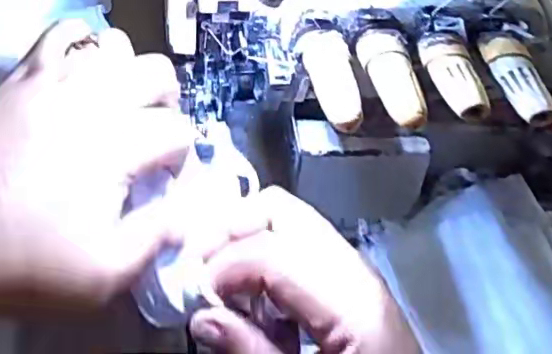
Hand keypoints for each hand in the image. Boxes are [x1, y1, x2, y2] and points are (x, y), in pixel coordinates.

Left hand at [0, 20, 193, 351]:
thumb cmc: (17, 260)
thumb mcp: (97, 275)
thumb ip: (153, 240)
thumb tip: (185, 214)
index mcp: (123, 140)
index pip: (179, 130)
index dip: (179, 156)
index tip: (162, 180)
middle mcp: (100, 95)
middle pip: (160, 72)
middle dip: (166, 101)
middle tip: (148, 132)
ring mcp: (60, 74)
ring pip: (118, 44)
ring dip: (127, 70)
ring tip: (113, 101)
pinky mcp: (26, 68)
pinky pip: (66, 30)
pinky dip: (80, 42)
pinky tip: (75, 70)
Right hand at [187, 186, 419, 353]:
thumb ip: (252, 353)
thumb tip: (203, 315)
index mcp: (351, 301)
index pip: (274, 251)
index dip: (225, 265)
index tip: (192, 296)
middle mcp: (357, 270)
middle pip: (283, 212)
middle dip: (233, 231)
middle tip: (201, 272)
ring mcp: (359, 275)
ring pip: (292, 225)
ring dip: (250, 246)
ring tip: (225, 293)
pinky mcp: (356, 290)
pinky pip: (305, 255)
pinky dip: (273, 266)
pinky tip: (259, 310)